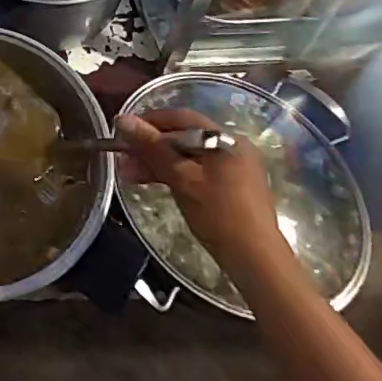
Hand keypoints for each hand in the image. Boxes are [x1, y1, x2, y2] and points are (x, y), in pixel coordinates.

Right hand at [117, 109, 287, 272]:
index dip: (150, 121)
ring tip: (130, 175)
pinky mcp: (232, 188)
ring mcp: (234, 168)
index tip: (124, 133)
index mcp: (224, 138)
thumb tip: (123, 119)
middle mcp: (232, 146)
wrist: (257, 262)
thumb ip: (153, 148)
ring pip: (188, 156)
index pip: (181, 118)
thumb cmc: (219, 214)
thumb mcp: (182, 178)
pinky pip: (198, 171)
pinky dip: (176, 175)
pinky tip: (155, 183)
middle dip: (151, 147)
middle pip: (184, 137)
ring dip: (159, 163)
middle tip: (123, 159)